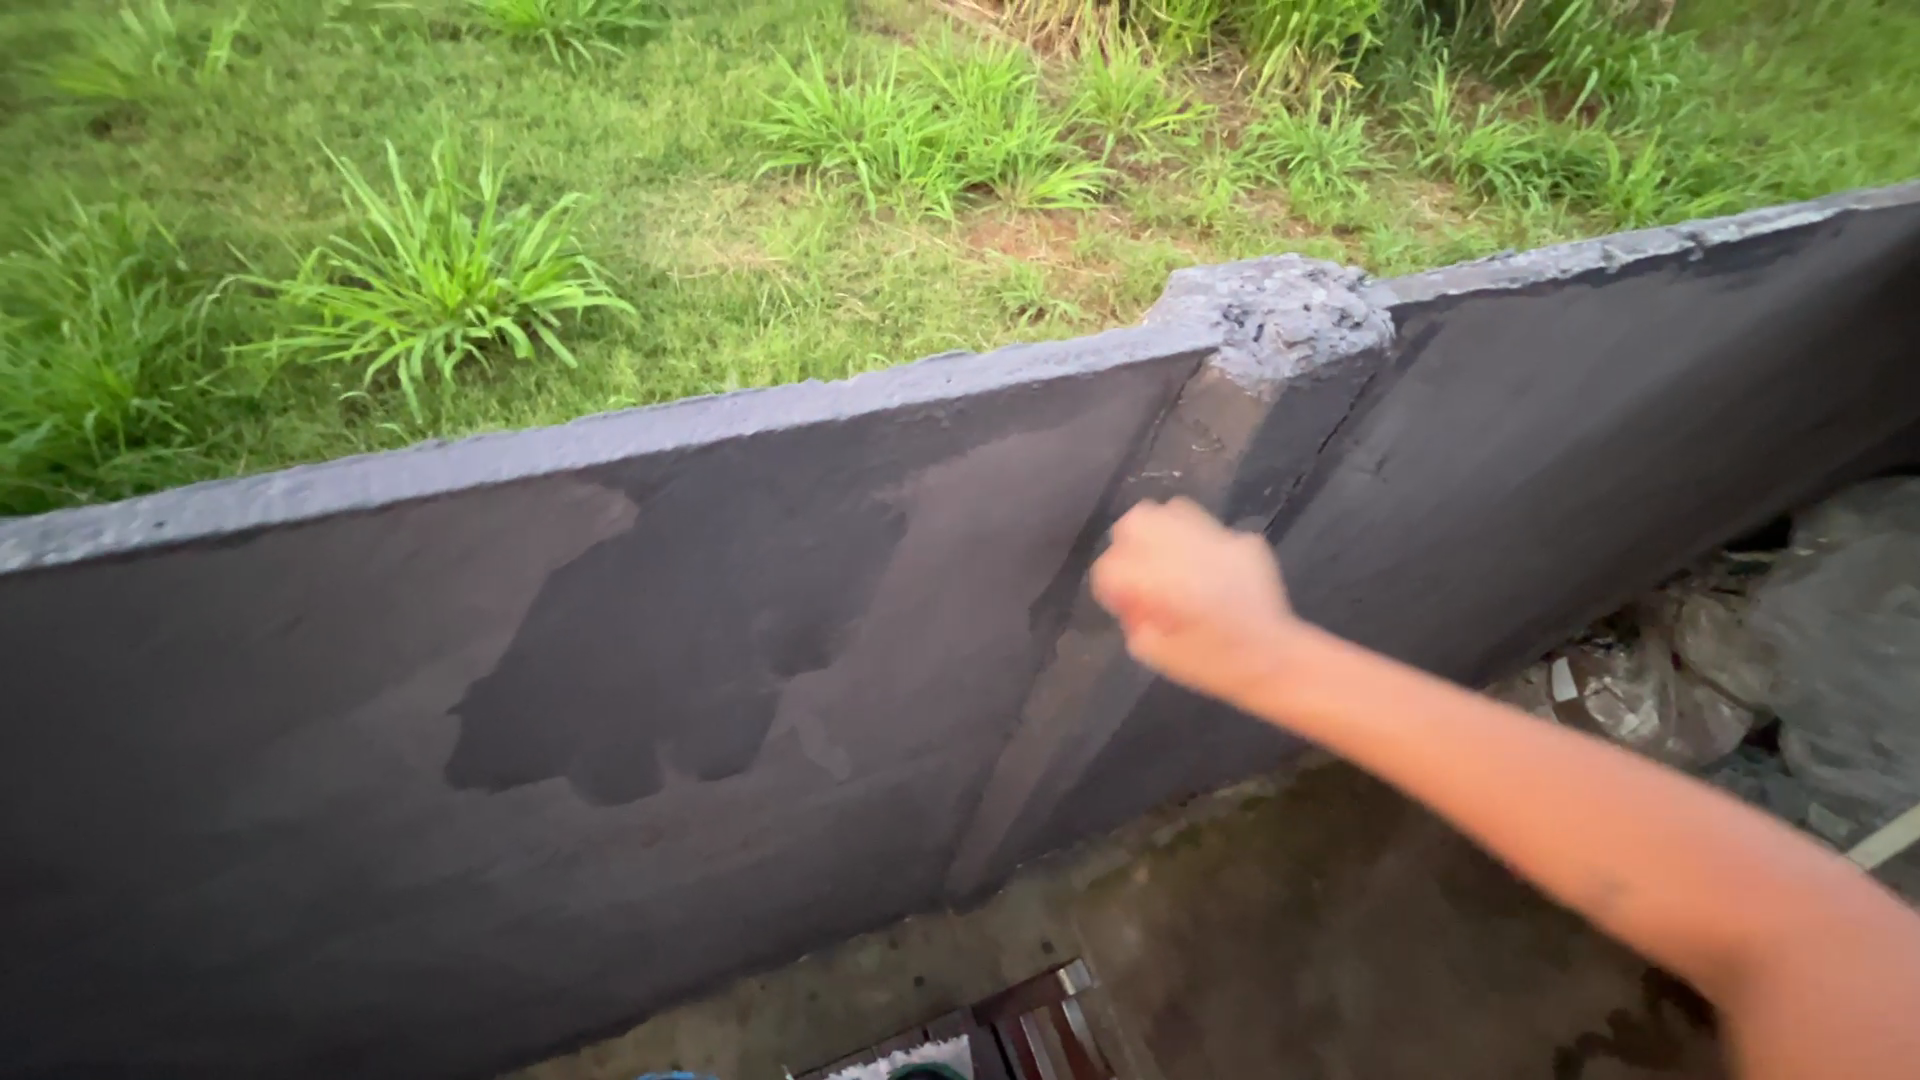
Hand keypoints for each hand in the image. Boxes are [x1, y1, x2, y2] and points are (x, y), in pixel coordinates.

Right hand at [1090, 497, 1301, 706]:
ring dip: (1159, 534)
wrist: (1274, 661)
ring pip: (1170, 510)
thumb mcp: (1152, 652)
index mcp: (1164, 584)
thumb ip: (1132, 617)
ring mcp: (1219, 541)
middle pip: (1136, 522)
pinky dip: (1194, 542)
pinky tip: (1202, 568)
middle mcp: (1189, 552)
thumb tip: (1128, 597)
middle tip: (1137, 573)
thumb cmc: (1210, 665)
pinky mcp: (1241, 541)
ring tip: (1166, 561)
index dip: (1108, 585)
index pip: (1113, 565)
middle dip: (1128, 547)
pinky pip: (1206, 527)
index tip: (1118, 601)